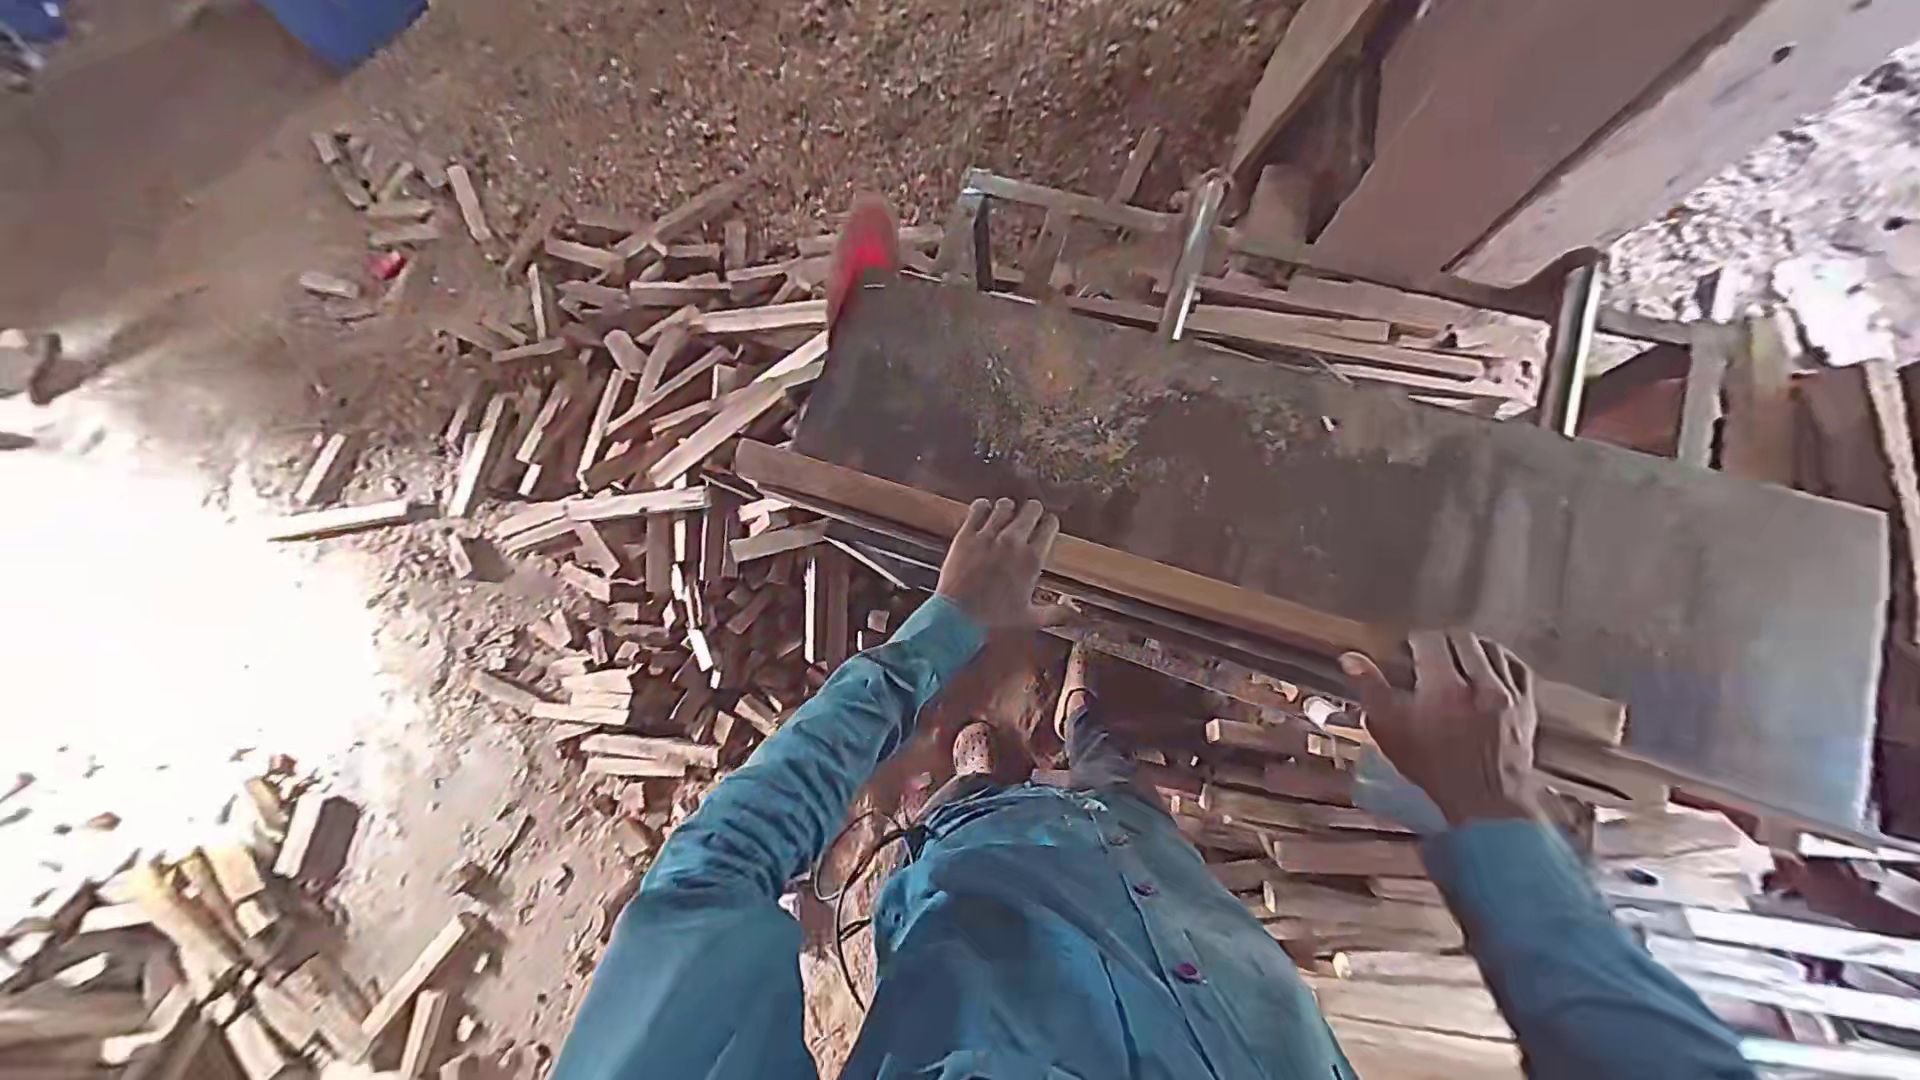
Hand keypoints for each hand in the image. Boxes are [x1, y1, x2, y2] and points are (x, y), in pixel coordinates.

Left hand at [935, 498, 1060, 630]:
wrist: (957, 617)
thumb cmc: (994, 619)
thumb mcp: (1030, 618)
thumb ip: (1056, 613)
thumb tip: (1076, 615)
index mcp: (1032, 559)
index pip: (1050, 525)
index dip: (1049, 523)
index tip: (1046, 526)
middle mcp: (1013, 542)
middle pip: (1031, 509)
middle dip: (1032, 511)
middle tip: (1029, 517)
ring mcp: (988, 536)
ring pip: (1005, 505)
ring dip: (1007, 509)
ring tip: (1005, 515)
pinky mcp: (966, 535)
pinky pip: (978, 508)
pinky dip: (983, 508)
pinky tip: (984, 513)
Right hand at [1341, 630, 1540, 826]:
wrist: (1484, 800)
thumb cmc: (1428, 762)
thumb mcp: (1387, 726)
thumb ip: (1369, 687)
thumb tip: (1350, 657)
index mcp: (1443, 685)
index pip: (1428, 639)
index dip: (1411, 640)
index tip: (1401, 651)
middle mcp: (1481, 683)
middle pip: (1461, 638)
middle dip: (1439, 640)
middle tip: (1424, 653)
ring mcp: (1509, 694)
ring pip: (1491, 648)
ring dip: (1468, 647)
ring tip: (1453, 657)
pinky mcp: (1527, 706)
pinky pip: (1516, 667)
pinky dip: (1499, 659)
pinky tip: (1486, 665)